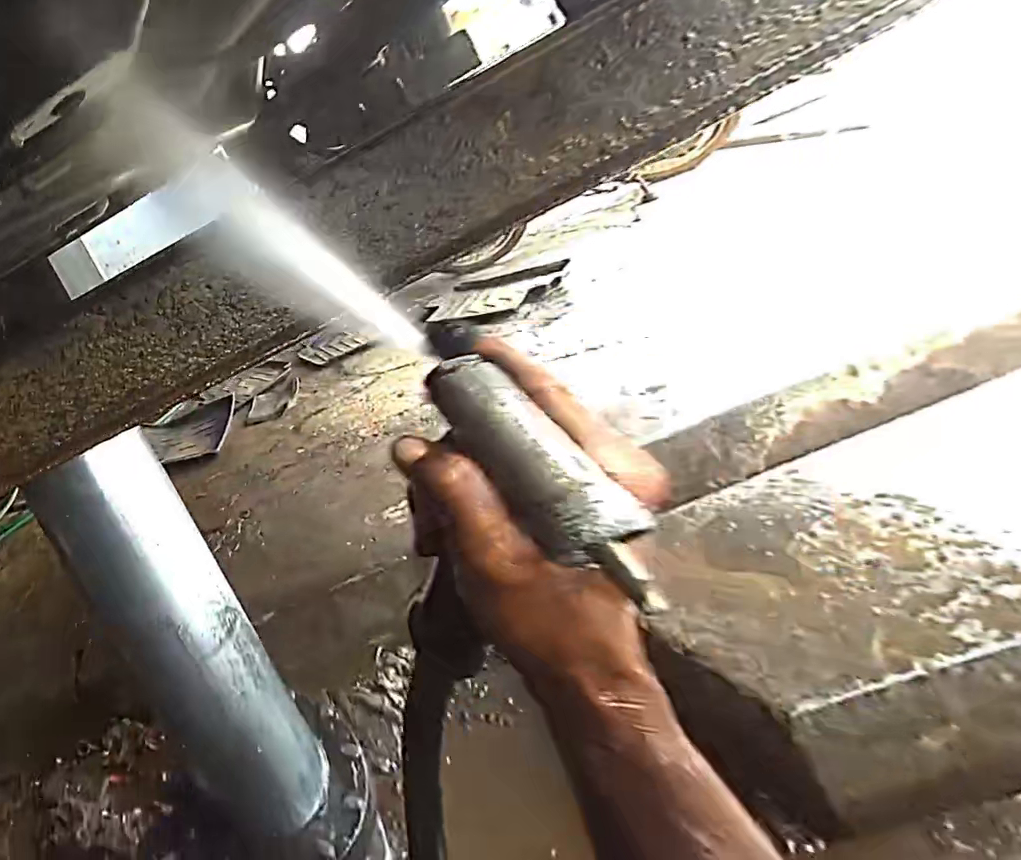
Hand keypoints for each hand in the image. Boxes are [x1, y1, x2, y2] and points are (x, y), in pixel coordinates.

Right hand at [391, 336, 671, 696]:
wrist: (579, 672)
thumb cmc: (554, 626)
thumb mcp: (493, 558)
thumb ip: (453, 493)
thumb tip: (414, 448)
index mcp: (606, 474)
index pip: (546, 394)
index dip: (497, 368)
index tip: (460, 348)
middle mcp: (602, 469)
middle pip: (510, 419)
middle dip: (455, 450)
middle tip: (427, 486)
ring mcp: (582, 482)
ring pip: (496, 444)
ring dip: (452, 475)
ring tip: (437, 521)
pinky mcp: (562, 495)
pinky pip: (499, 466)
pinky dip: (463, 487)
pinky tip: (449, 521)